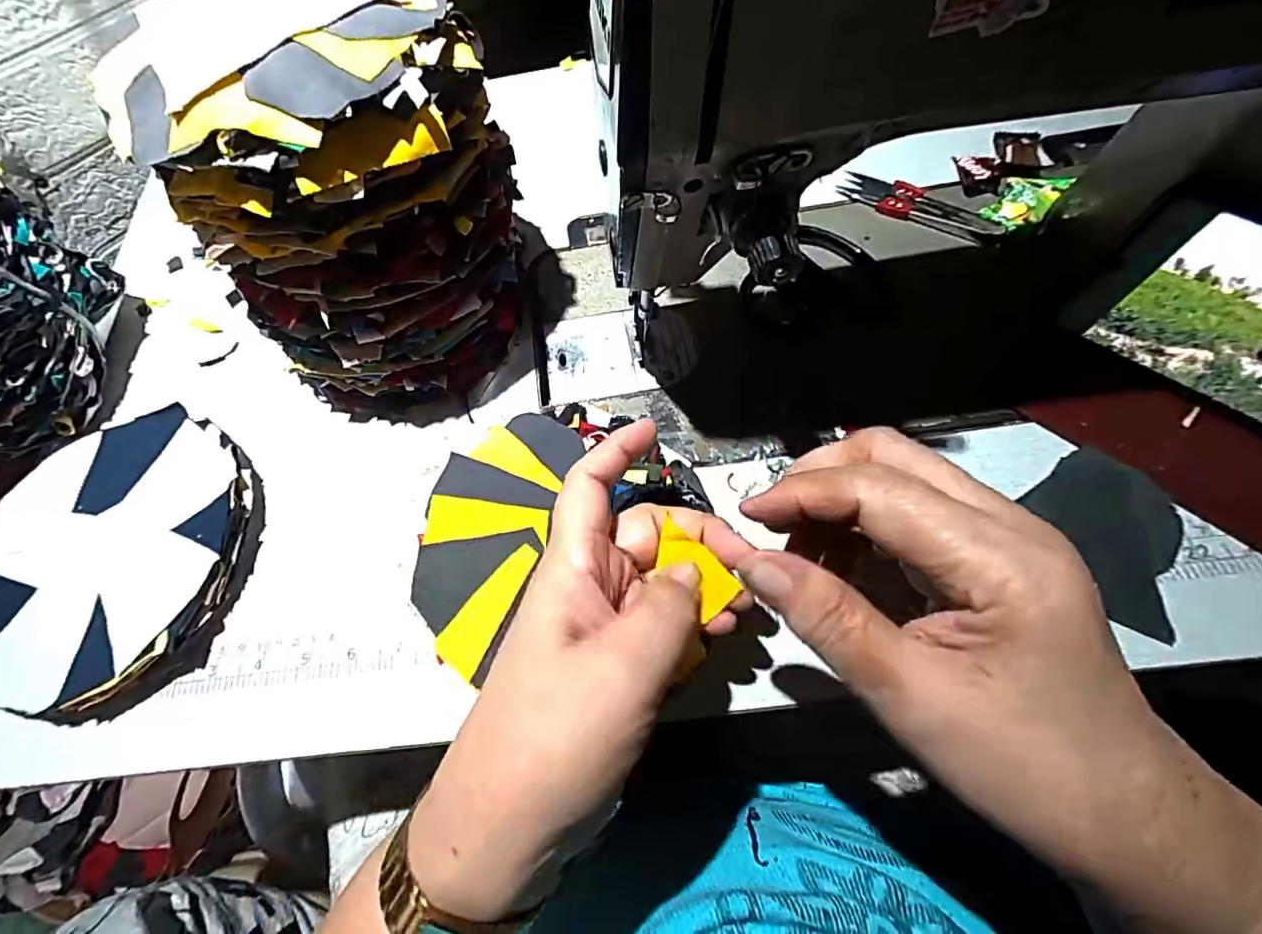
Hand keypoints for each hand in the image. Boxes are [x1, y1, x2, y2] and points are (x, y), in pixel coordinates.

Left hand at [407, 420, 754, 920]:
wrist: (511, 831)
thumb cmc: (555, 735)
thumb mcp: (623, 664)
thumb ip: (670, 605)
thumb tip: (693, 569)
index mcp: (574, 568)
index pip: (590, 488)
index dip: (615, 451)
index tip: (652, 429)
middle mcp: (592, 588)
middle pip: (651, 535)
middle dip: (700, 541)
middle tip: (750, 570)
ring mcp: (608, 630)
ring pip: (665, 583)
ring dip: (706, 585)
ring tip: (746, 608)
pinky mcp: (622, 668)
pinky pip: (666, 627)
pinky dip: (697, 625)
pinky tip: (726, 637)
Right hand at [735, 428, 1261, 933]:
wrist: (1125, 813)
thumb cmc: (1025, 766)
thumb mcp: (911, 697)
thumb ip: (828, 619)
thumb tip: (754, 563)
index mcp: (1000, 554)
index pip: (879, 486)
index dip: (803, 492)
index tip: (747, 517)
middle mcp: (1010, 523)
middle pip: (894, 455)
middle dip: (822, 478)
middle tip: (774, 526)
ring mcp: (1011, 534)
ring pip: (907, 477)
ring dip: (843, 500)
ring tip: (803, 554)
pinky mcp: (1002, 555)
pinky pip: (922, 513)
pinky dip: (869, 525)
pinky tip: (844, 565)